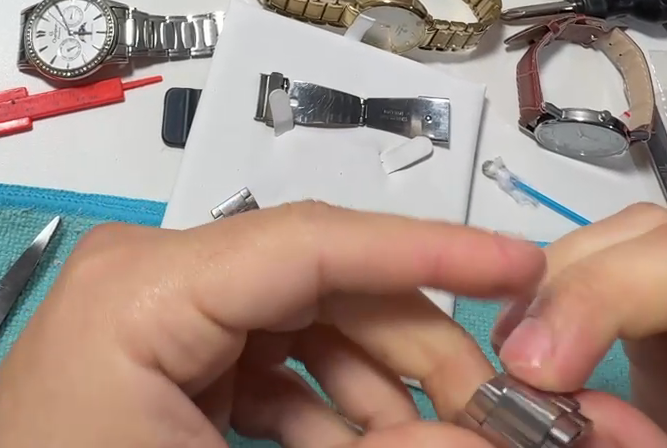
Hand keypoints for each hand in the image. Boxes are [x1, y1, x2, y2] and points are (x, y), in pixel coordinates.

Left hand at [0, 203, 545, 446]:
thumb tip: (482, 438)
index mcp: (149, 284)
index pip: (311, 240)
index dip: (426, 249)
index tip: (518, 265)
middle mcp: (153, 271)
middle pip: (317, 283)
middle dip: (411, 345)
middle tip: (496, 410)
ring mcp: (153, 309)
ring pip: (299, 325)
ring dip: (373, 391)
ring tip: (433, 447)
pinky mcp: (158, 352)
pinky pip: (263, 363)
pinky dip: (321, 411)